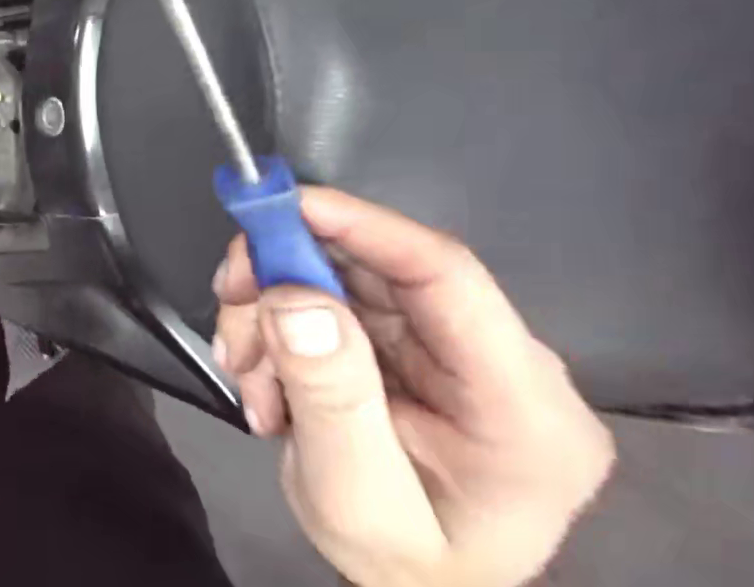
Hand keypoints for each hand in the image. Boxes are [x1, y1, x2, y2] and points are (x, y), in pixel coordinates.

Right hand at [212, 187, 613, 586]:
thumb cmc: (405, 569)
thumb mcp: (357, 502)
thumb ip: (331, 399)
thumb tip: (291, 294)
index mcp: (523, 408)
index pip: (446, 277)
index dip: (361, 225)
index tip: (280, 204)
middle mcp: (498, 360)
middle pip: (381, 269)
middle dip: (291, 270)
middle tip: (230, 294)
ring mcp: (451, 348)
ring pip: (347, 278)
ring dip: (277, 305)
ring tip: (242, 365)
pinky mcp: (411, 344)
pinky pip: (337, 300)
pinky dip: (284, 322)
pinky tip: (263, 371)